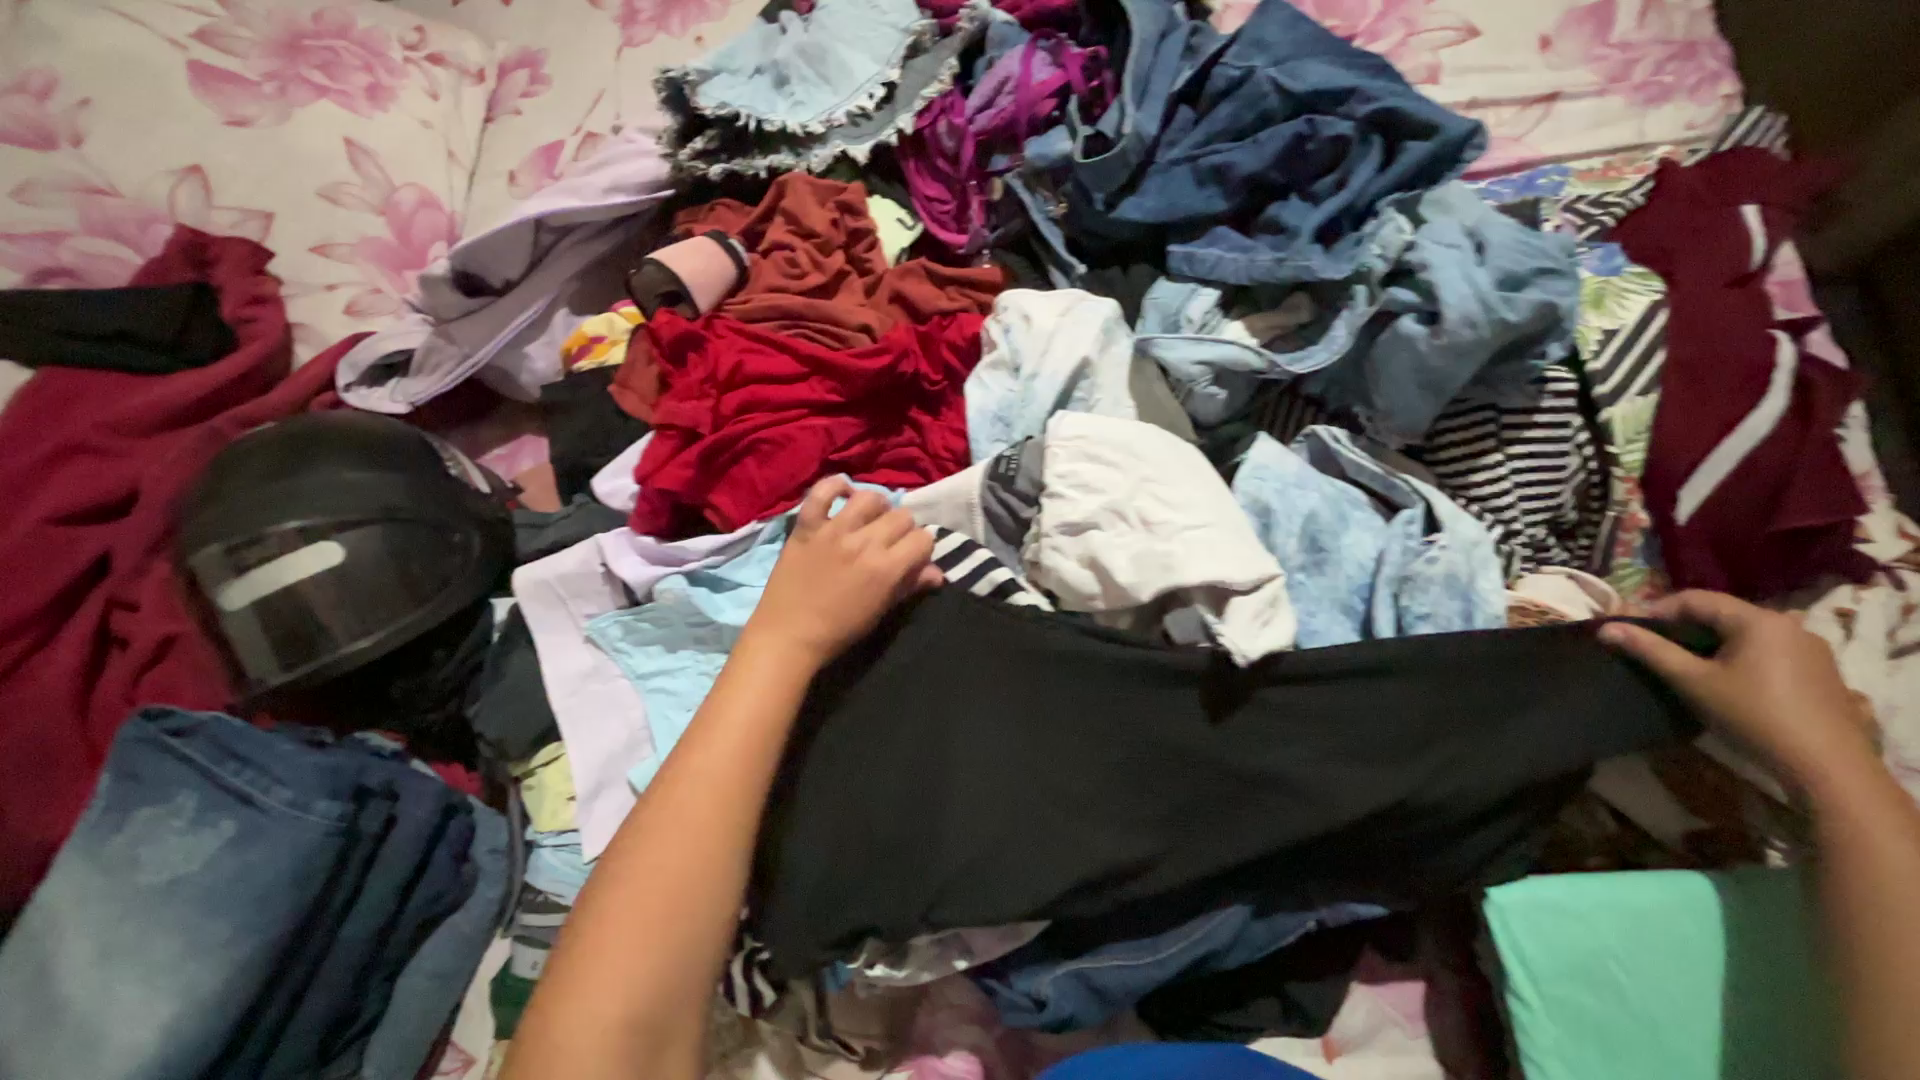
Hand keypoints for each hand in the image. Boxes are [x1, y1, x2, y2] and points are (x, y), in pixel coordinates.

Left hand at [742, 477, 942, 668]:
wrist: (788, 635)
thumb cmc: (839, 630)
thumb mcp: (881, 611)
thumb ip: (910, 586)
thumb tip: (938, 573)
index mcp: (886, 568)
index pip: (923, 538)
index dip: (922, 547)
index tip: (912, 557)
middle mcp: (864, 542)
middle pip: (901, 516)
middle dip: (903, 529)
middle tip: (890, 542)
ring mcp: (834, 530)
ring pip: (869, 498)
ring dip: (877, 507)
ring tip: (870, 520)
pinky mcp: (807, 525)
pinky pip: (822, 492)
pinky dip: (834, 487)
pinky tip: (842, 494)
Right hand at [1599, 590, 1872, 788]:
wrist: (1826, 764)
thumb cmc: (1752, 715)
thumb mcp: (1692, 681)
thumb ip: (1650, 650)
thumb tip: (1605, 628)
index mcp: (1758, 620)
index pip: (1695, 598)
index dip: (1657, 611)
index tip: (1633, 633)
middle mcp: (1788, 624)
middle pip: (1721, 614)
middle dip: (1683, 628)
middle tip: (1655, 651)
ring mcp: (1809, 647)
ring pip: (1744, 632)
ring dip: (1710, 643)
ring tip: (1687, 667)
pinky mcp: (1819, 669)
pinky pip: (1767, 649)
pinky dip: (1738, 655)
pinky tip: (1727, 680)